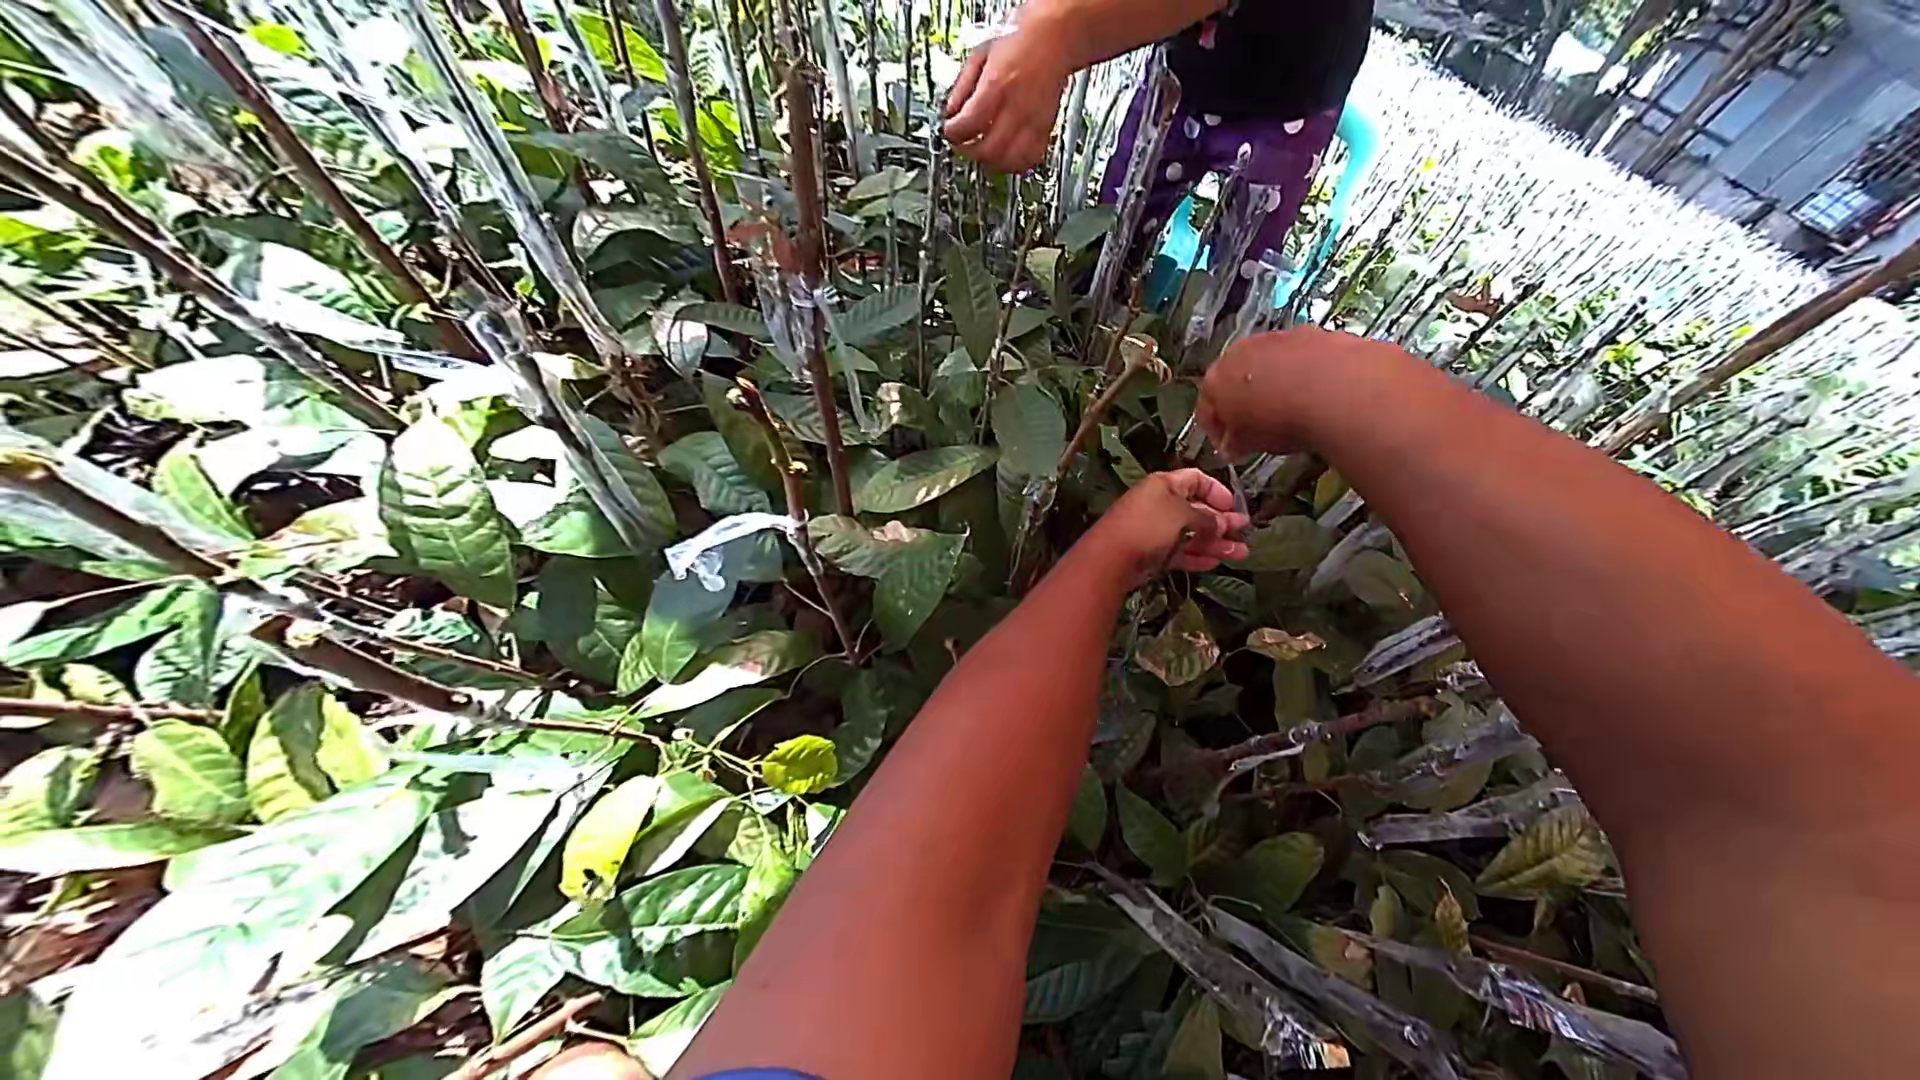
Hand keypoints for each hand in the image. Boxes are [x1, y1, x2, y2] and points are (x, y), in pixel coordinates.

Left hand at [942, 20, 1073, 173]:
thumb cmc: (1020, 39)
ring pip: (1008, 161)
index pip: (967, 125)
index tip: (950, 131)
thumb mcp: (981, 54)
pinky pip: (1029, 159)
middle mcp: (1016, 107)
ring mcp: (1032, 121)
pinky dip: (1015, 163)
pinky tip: (1006, 153)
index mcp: (996, 85)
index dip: (953, 133)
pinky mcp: (1045, 128)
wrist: (1056, 34)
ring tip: (984, 150)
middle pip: (987, 150)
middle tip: (964, 144)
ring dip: (991, 161)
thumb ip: (962, 85)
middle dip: (969, 152)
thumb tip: (950, 111)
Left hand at [1081, 469, 1248, 579]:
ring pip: (1190, 533)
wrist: (1111, 558)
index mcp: (1164, 485)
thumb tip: (1222, 523)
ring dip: (1215, 543)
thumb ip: (1207, 518)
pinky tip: (1215, 562)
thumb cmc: (1149, 526)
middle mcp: (1160, 504)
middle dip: (1221, 521)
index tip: (1233, 506)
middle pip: (1196, 509)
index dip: (1217, 491)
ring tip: (1240, 554)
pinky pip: (1179, 551)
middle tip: (1243, 533)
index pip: (1196, 479)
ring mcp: (1155, 529)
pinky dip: (1196, 556)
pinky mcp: (1152, 552)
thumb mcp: (1183, 515)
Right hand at [1197, 325, 1393, 457]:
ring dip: (1274, 384)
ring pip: (1268, 364)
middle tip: (1256, 427)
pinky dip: (1304, 374)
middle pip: (1235, 379)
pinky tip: (1316, 396)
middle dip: (1243, 402)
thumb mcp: (1250, 443)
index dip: (1217, 430)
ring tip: (1290, 411)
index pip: (1206, 408)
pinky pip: (1301, 358)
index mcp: (1216, 379)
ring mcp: (1279, 339)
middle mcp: (1242, 352)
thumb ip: (1235, 443)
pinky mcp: (1314, 333)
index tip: (1229, 445)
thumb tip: (1234, 445)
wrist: (1340, 393)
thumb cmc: (1284, 419)